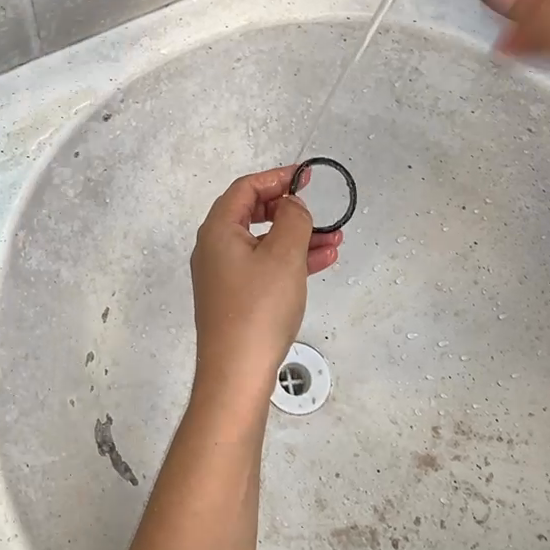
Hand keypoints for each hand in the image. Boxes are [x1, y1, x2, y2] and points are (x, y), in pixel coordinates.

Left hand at [189, 166, 342, 410]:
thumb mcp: (283, 255)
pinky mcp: (234, 297)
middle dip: (290, 211)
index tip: (307, 177)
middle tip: (319, 210)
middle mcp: (214, 248)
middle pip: (253, 214)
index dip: (277, 178)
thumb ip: (292, 219)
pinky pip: (264, 266)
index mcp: (218, 230)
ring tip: (335, 240)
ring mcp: (222, 275)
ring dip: (298, 238)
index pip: (245, 189)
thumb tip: (291, 204)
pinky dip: (290, 261)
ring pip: (264, 243)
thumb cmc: (259, 308)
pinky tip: (322, 263)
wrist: (236, 372)